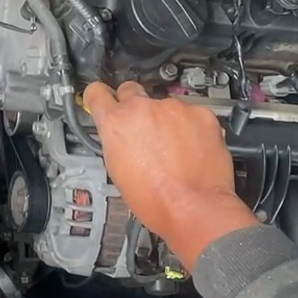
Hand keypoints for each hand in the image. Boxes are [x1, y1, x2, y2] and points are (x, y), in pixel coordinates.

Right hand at [83, 80, 258, 270]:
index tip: (103, 97)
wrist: (193, 207)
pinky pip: (191, 113)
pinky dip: (191, 126)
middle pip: (131, 90)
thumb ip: (115, 140)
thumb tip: (120, 134)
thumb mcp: (116, 169)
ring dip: (166, 120)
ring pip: (164, 105)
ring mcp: (173, 108)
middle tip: (142, 127)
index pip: (97, 93)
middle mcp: (142, 109)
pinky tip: (191, 147)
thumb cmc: (154, 198)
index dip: (99, 96)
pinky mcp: (200, 113)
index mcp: (115, 123)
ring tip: (173, 148)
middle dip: (134, 105)